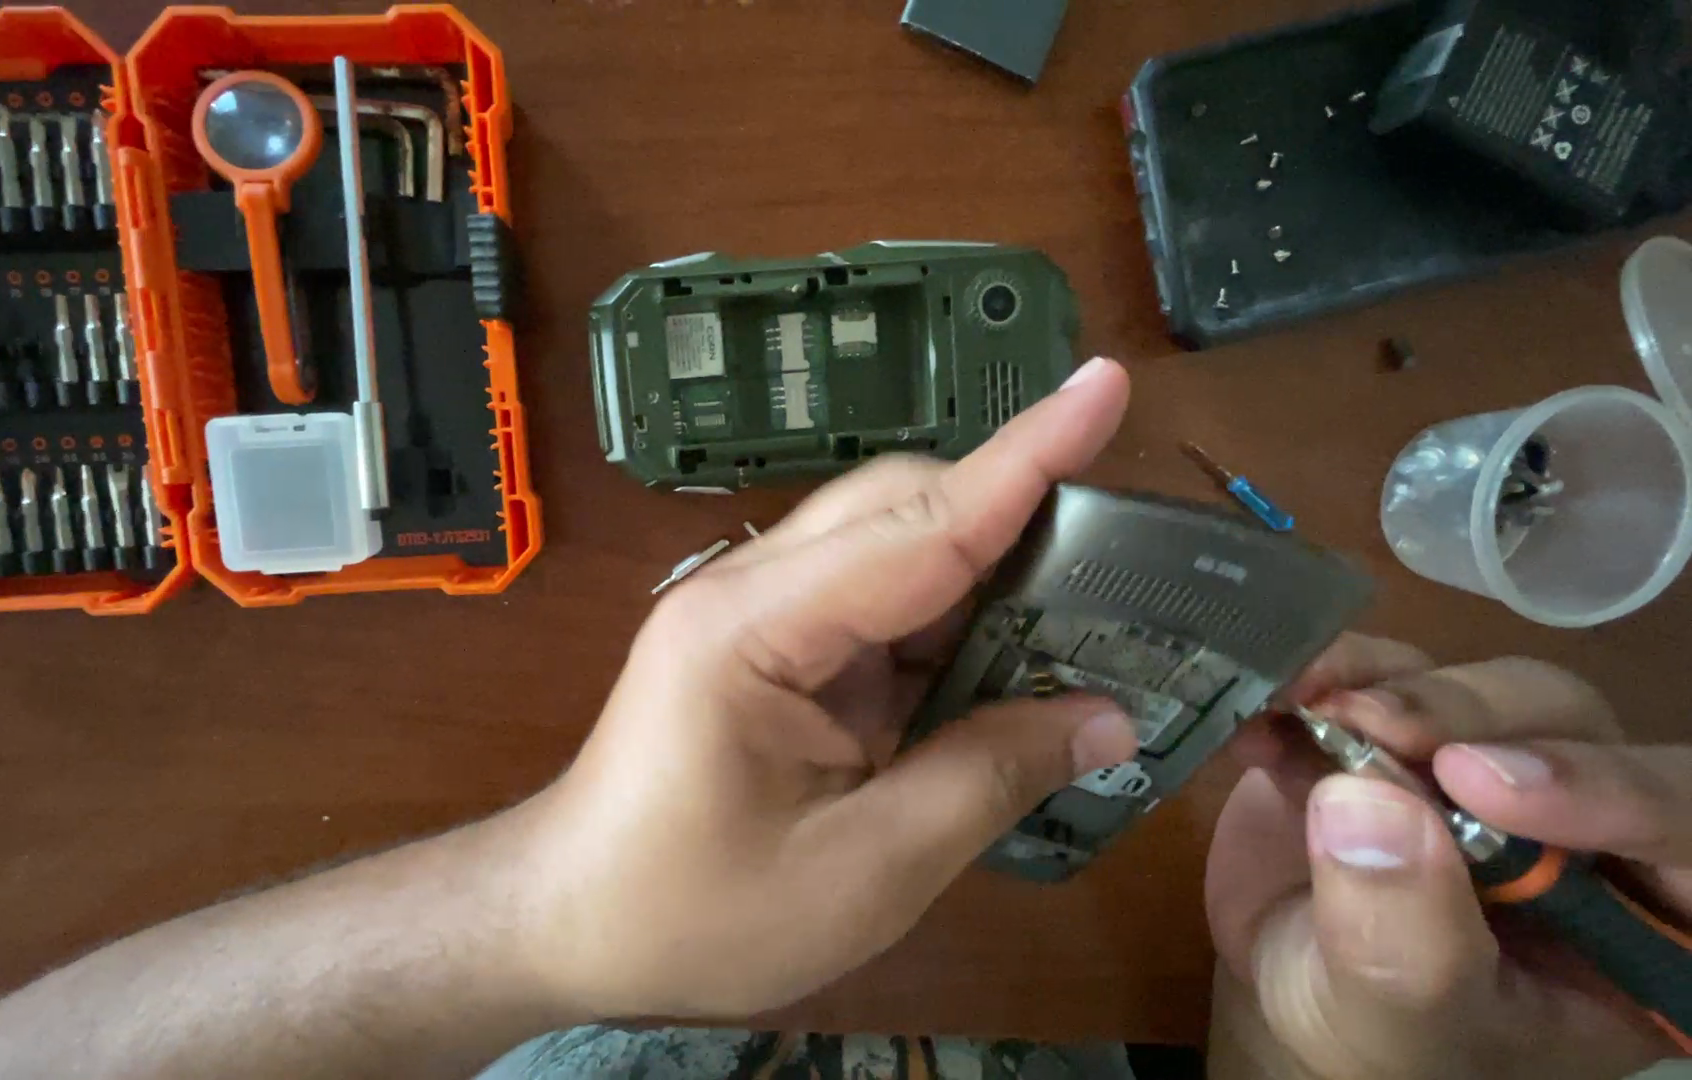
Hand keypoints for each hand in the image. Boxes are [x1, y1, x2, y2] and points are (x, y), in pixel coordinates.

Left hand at [510, 358, 1139, 1019]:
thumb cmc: (694, 910)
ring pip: (888, 547)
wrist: (574, 914)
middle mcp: (749, 588)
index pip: (917, 526)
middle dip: (1010, 514)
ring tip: (1084, 603)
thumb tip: (1104, 718)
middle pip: (896, 510)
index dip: (1023, 460)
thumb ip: (984, 778)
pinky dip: (941, 619)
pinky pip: (869, 602)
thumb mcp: (859, 869)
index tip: (1101, 385)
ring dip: (982, 570)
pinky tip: (1001, 653)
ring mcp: (751, 608)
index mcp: (755, 629)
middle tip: (1122, 552)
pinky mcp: (763, 639)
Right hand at [1205, 635, 1690, 1079]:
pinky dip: (1306, 676)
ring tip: (1309, 707)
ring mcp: (1453, 764)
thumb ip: (1403, 933)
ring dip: (1384, 682)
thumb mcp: (1402, 1015)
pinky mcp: (1364, 735)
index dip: (1613, 787)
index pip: (1685, 828)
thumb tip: (1367, 800)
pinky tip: (1260, 709)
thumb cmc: (1376, 1035)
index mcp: (1631, 906)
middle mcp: (1561, 818)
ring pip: (1460, 684)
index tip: (1483, 786)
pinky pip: (1354, 675)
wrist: (1285, 986)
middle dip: (1471, 714)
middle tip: (1376, 729)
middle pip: (1560, 723)